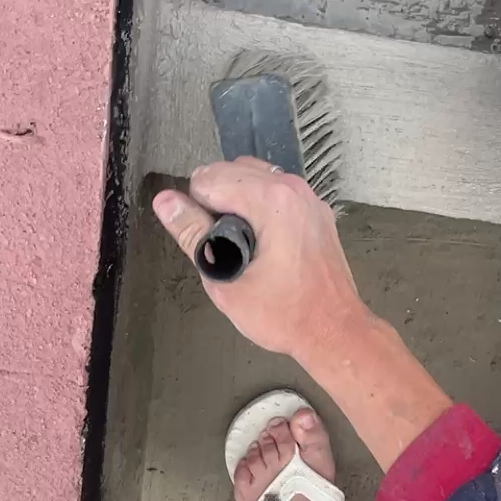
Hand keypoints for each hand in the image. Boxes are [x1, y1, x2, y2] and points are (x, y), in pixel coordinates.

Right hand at [151, 158, 370, 359]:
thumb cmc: (286, 314)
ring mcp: (309, 198)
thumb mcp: (225, 279)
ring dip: (236, 199)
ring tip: (238, 242)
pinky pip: (276, 189)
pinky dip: (259, 204)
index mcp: (272, 202)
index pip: (208, 178)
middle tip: (221, 245)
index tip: (210, 243)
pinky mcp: (315, 210)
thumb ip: (192, 235)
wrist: (334, 331)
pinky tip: (259, 240)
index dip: (197, 211)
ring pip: (254, 174)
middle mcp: (294, 190)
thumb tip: (166, 202)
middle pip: (230, 169)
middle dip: (215, 200)